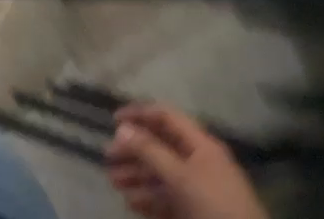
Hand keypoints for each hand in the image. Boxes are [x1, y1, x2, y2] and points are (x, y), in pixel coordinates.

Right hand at [104, 104, 266, 218]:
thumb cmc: (215, 206)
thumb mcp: (180, 177)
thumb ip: (150, 151)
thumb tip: (122, 127)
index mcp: (201, 145)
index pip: (166, 117)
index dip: (139, 114)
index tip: (113, 121)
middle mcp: (199, 162)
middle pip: (160, 146)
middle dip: (133, 151)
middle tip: (108, 157)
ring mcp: (198, 189)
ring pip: (161, 174)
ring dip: (136, 176)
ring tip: (114, 182)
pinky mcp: (195, 212)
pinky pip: (167, 198)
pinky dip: (149, 198)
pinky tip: (132, 203)